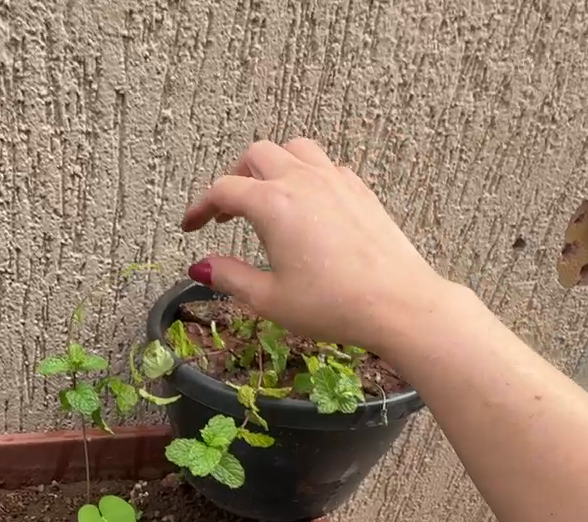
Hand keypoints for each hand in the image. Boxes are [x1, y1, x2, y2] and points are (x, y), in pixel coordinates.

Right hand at [181, 138, 461, 357]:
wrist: (396, 302)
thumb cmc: (331, 305)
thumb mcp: (267, 299)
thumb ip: (229, 277)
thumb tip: (200, 266)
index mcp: (273, 205)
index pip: (224, 189)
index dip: (200, 207)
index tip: (191, 226)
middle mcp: (303, 181)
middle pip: (257, 155)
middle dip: (233, 179)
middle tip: (224, 212)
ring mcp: (335, 180)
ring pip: (293, 149)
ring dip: (270, 167)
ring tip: (262, 198)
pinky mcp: (359, 190)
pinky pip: (323, 165)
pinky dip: (303, 175)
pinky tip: (303, 206)